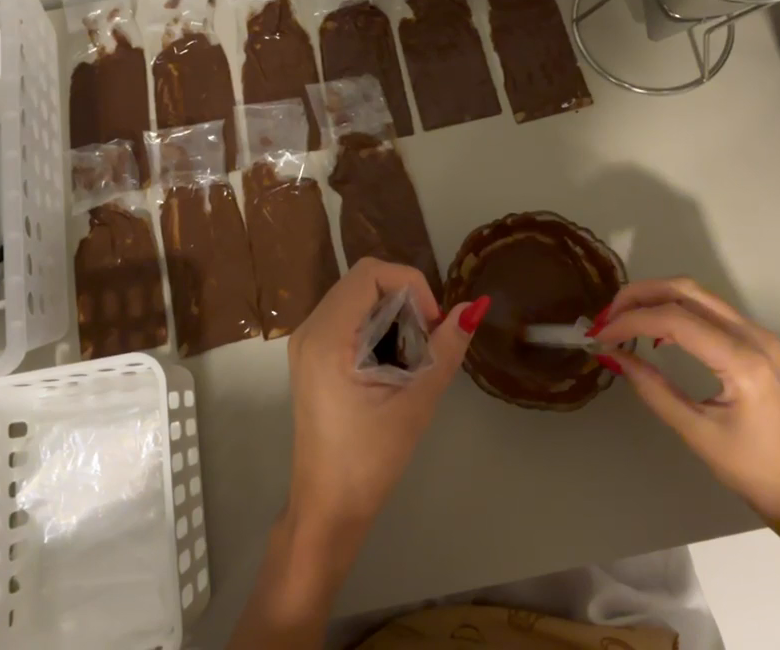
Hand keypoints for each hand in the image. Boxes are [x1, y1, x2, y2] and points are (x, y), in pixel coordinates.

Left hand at [284, 257, 484, 544]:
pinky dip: (377, 326)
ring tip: (413, 357)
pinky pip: (348, 317)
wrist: (328, 505)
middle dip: (405, 299)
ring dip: (393, 313)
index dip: (411, 285)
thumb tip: (473, 307)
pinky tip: (393, 364)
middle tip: (427, 341)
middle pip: (363, 281)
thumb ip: (445, 349)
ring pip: (357, 297)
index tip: (432, 325)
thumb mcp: (416, 401)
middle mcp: (310, 330)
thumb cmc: (370, 458)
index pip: (371, 273)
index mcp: (327, 337)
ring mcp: (306, 342)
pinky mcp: (312, 356)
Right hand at [592, 277, 779, 523]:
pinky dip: (675, 309)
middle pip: (686, 290)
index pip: (675, 319)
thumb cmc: (754, 470)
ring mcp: (758, 335)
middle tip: (605, 318)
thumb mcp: (696, 432)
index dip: (631, 320)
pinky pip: (709, 310)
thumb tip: (613, 356)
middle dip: (639, 296)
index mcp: (742, 359)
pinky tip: (656, 334)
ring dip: (655, 298)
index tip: (600, 336)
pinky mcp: (756, 342)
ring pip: (697, 294)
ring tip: (622, 321)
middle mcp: (753, 335)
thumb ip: (653, 389)